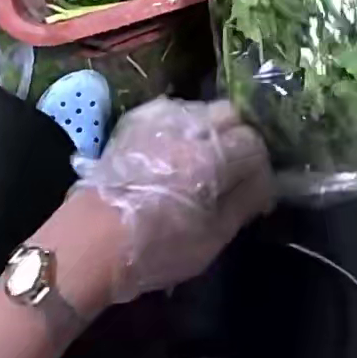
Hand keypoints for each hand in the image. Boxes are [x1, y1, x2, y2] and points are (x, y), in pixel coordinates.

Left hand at [71, 98, 273, 302]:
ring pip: (203, 110)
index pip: (255, 143)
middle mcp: (191, 125)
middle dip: (238, 139)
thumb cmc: (156, 248)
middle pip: (232, 115)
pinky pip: (174, 112)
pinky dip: (182, 128)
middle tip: (231, 171)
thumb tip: (265, 182)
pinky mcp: (138, 118)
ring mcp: (162, 116)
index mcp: (214, 155)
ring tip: (201, 163)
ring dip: (211, 131)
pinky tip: (173, 155)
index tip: (253, 190)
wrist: (91, 240)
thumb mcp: (213, 237)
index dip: (259, 167)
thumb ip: (245, 202)